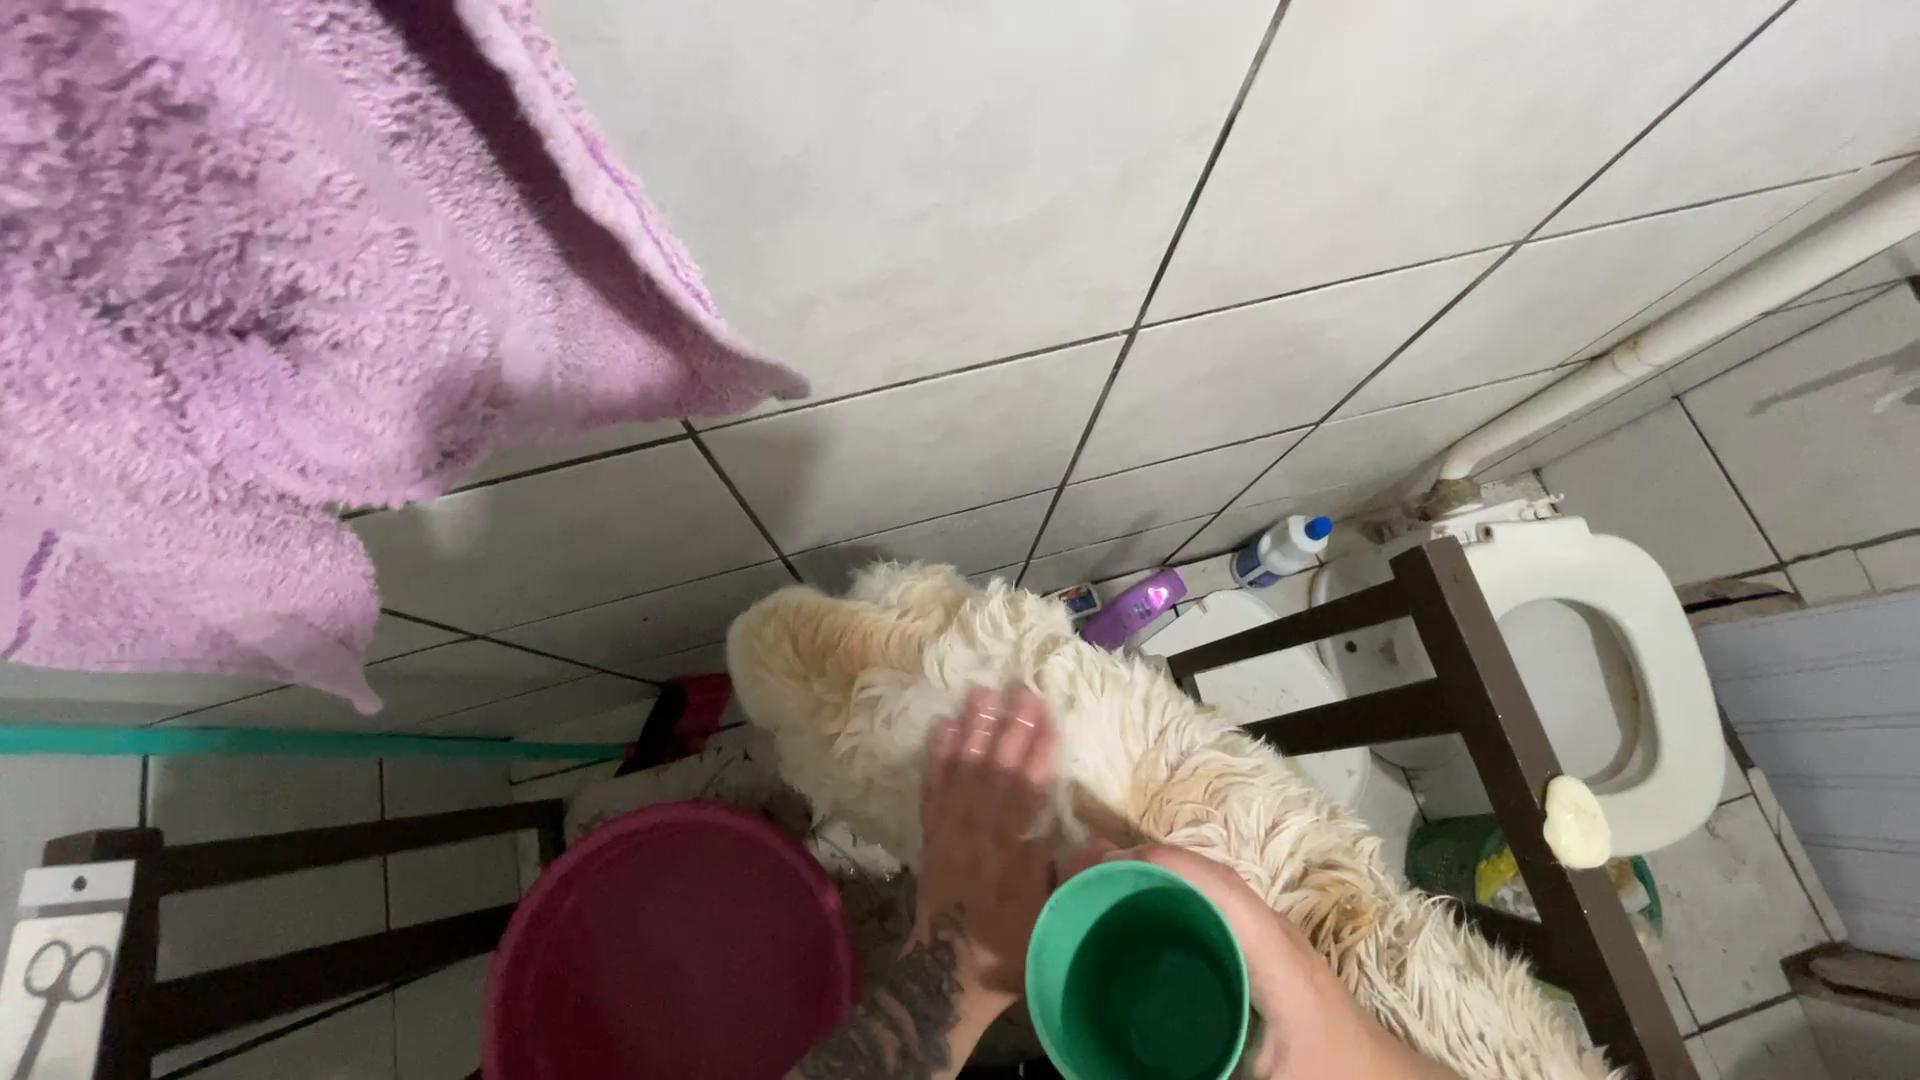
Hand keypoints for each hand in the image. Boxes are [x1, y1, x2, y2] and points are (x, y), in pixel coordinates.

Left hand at [913, 685, 1059, 1014]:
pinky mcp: (931, 836)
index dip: (1040, 753)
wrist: (946, 976)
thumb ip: (1075, 883)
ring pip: (964, 772)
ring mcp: (952, 833)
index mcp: (1015, 857)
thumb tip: (1103, 841)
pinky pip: (933, 789)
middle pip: (996, 772)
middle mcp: (982, 837)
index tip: (1049, 716)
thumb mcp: (1054, 925)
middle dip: (1010, 728)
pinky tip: (944, 727)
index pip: (1030, 794)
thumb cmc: (1011, 949)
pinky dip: (938, 757)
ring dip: (974, 730)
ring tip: (981, 693)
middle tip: (1020, 689)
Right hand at [1117, 845, 1458, 1079]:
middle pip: (1207, 875)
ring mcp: (1273, 939)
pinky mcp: (1269, 953)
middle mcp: (1273, 933)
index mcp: (1274, 956)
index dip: (1161, 864)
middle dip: (1145, 861)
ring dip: (1159, 875)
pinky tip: (1148, 918)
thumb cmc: (1332, 1076)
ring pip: (1211, 886)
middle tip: (1086, 872)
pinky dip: (1176, 897)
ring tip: (1106, 884)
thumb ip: (1200, 1071)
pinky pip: (1216, 908)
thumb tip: (1120, 1069)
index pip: (1218, 886)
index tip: (1102, 865)